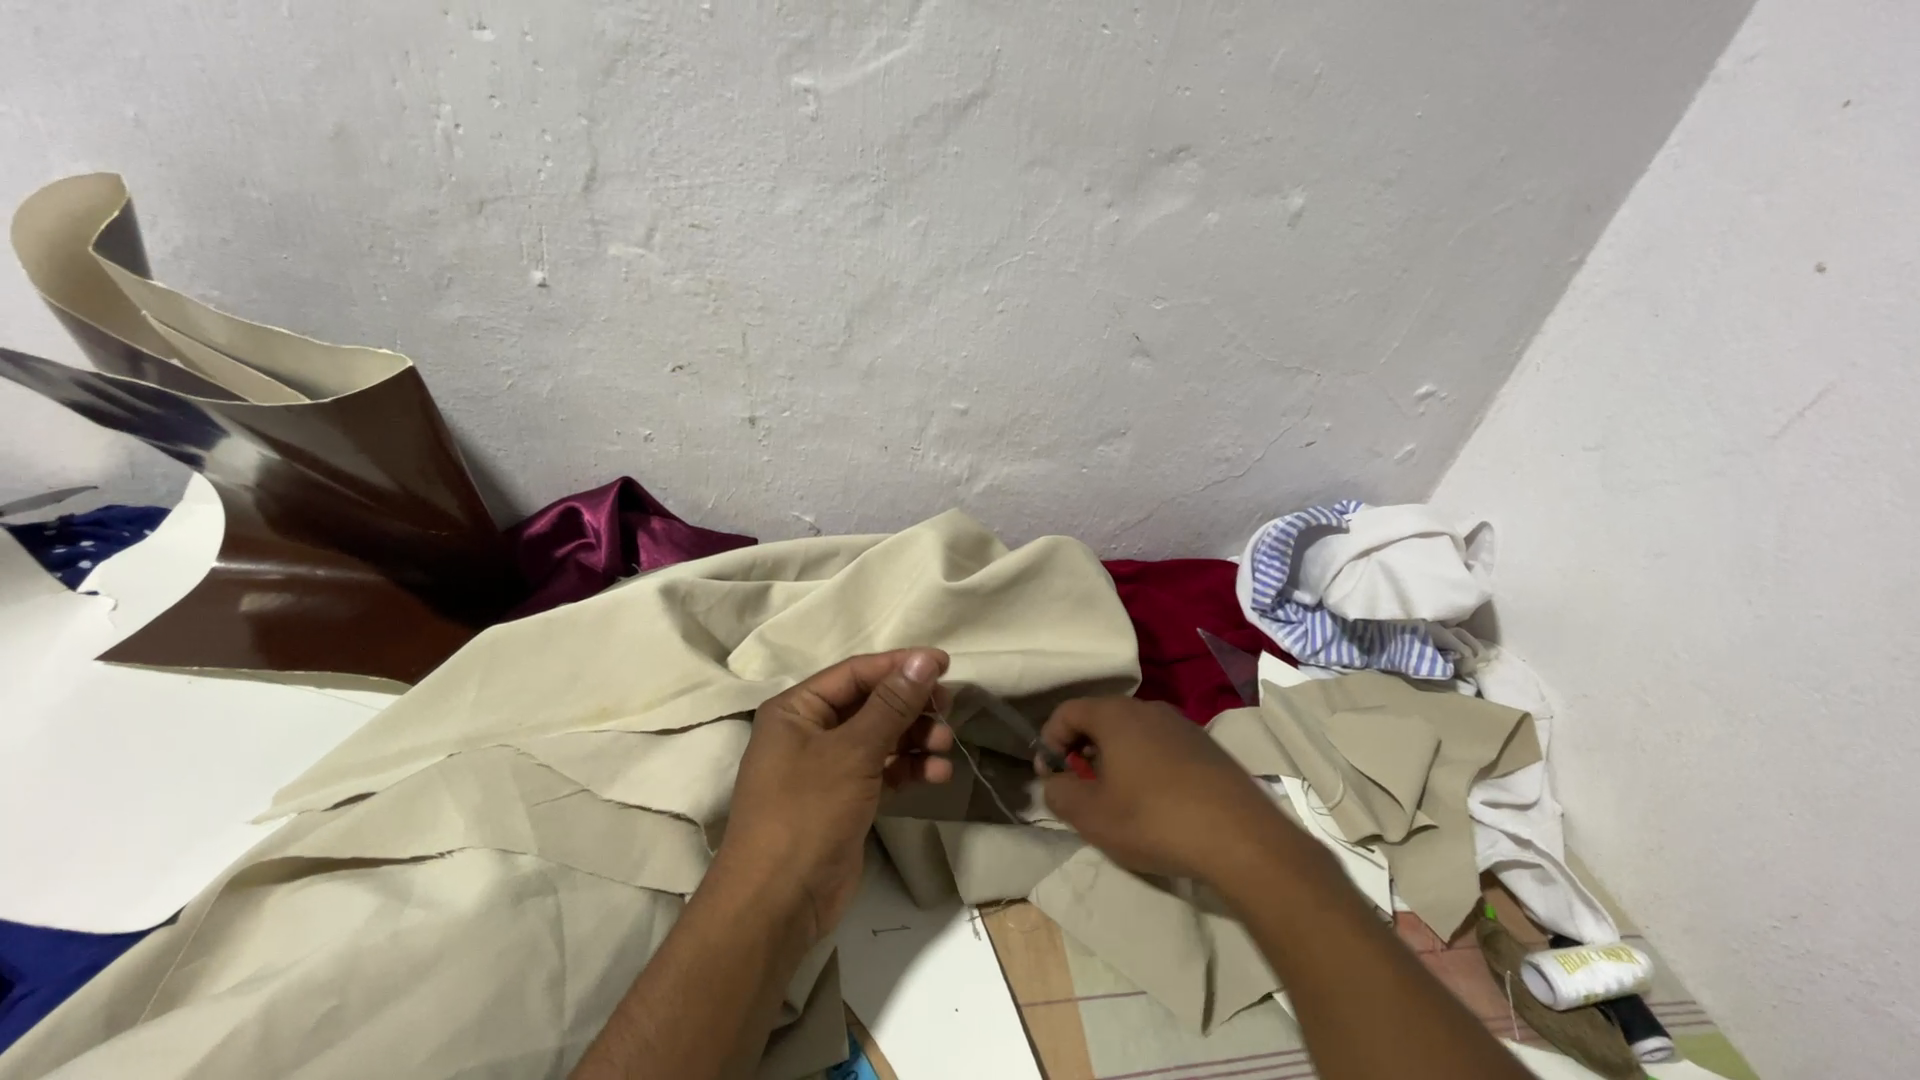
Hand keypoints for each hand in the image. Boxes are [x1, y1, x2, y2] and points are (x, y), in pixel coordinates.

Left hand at [720, 649, 954, 944]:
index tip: (945, 665)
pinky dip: (908, 768)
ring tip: (945, 748)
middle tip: (949, 709)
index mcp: (796, 709)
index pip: (855, 673)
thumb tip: (924, 660)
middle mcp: (808, 732)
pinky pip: (882, 771)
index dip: (899, 666)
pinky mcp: (844, 800)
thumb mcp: (852, 752)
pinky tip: (936, 775)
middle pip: (870, 704)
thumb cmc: (806, 812)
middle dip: (911, 706)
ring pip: (880, 738)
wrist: (777, 902)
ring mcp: (826, 769)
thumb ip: (891, 705)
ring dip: (915, 739)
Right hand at [1037, 697, 1298, 883]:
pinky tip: (1154, 802)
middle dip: (1082, 750)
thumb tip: (1057, 781)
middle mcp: (1149, 709)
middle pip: (1101, 719)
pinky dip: (1145, 765)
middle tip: (1080, 788)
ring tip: (1116, 799)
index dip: (1049, 741)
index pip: (1068, 711)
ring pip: (1133, 733)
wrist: (1239, 838)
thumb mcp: (1090, 815)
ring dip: (1115, 759)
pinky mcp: (1208, 747)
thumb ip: (1059, 793)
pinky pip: (1161, 747)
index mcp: (1116, 714)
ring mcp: (1183, 726)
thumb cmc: (1153, 820)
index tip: (1051, 776)